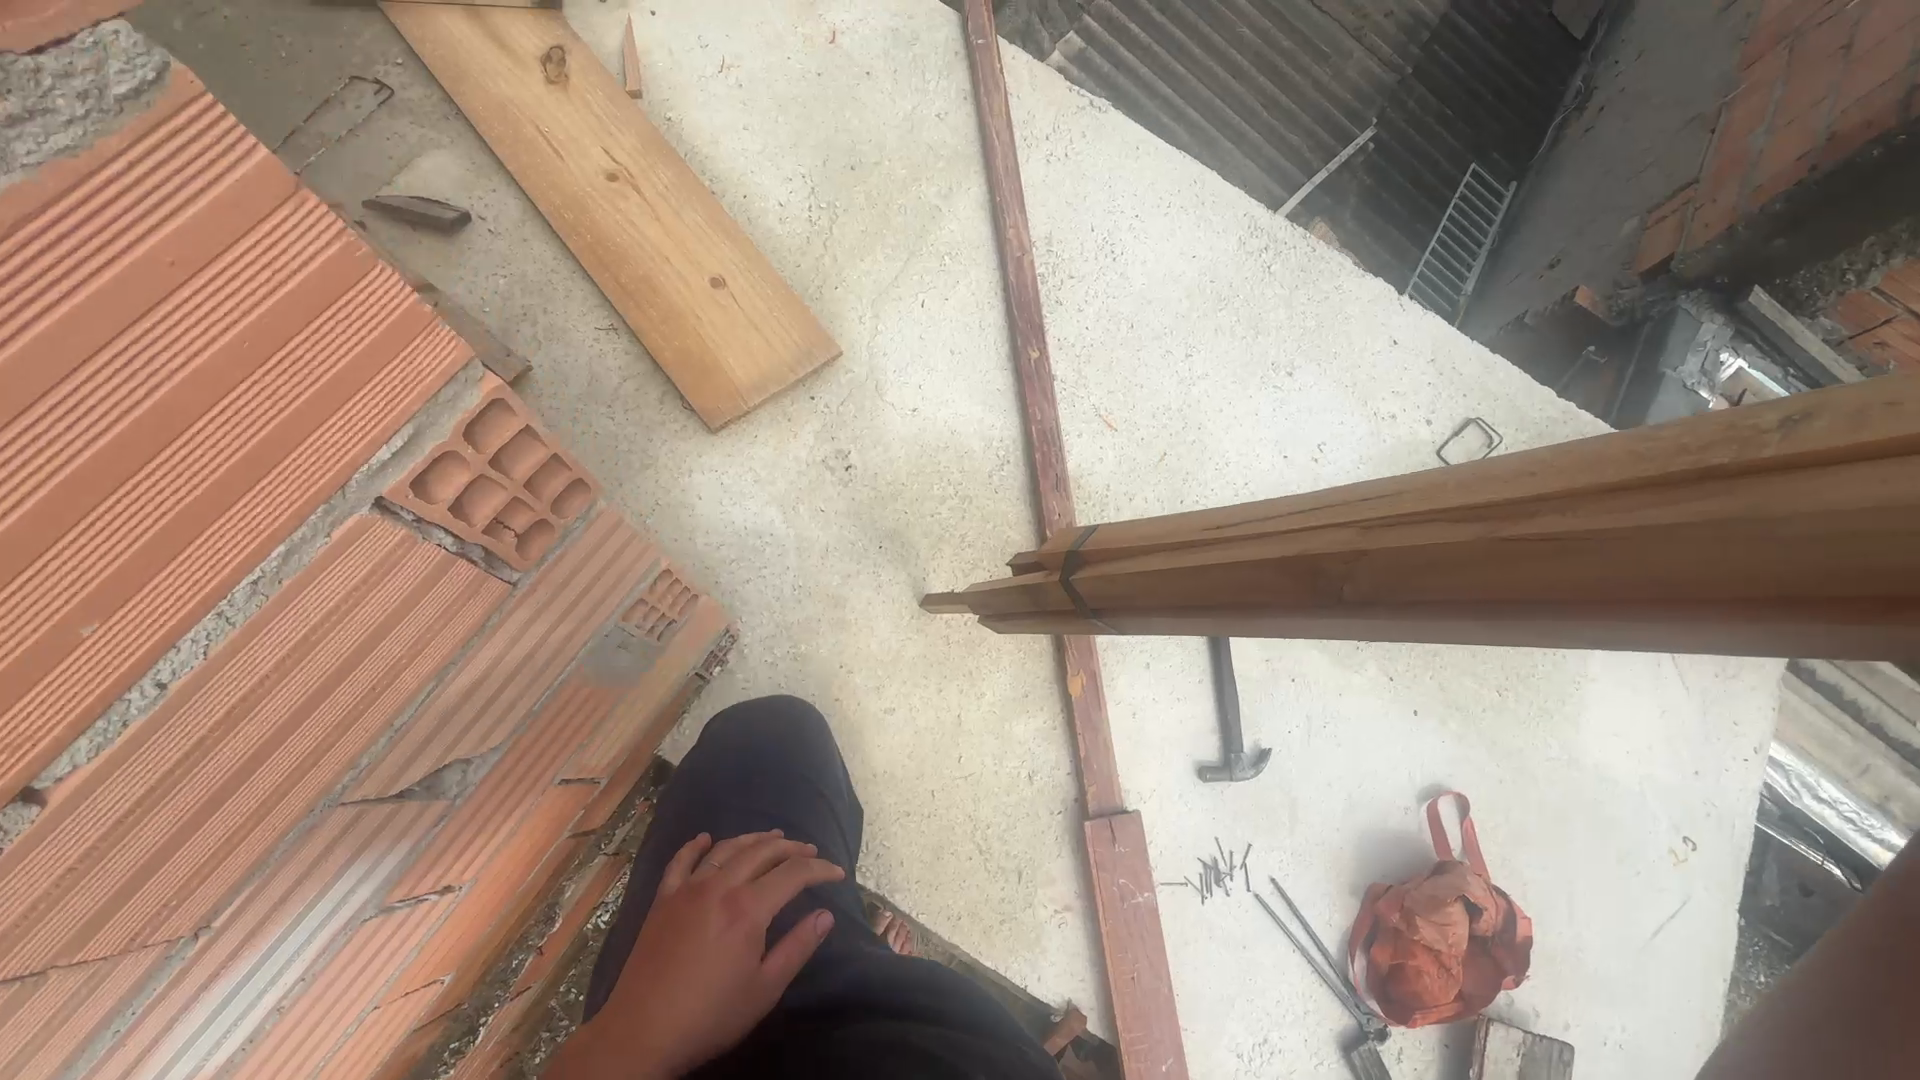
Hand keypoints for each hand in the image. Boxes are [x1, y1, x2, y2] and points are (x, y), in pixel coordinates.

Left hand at [555, 830, 845, 1079]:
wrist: (641, 1034)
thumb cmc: (710, 1016)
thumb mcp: (765, 989)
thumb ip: (798, 947)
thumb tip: (826, 916)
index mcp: (748, 908)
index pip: (793, 873)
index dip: (820, 869)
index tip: (837, 874)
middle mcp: (720, 887)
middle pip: (762, 852)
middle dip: (791, 848)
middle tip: (810, 851)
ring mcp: (687, 890)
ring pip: (726, 849)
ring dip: (754, 839)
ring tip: (773, 837)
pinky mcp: (663, 900)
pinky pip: (680, 862)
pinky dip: (695, 846)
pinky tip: (705, 838)